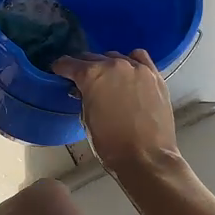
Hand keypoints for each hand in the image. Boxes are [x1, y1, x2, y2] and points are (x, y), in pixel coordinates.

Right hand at [53, 50, 178, 170]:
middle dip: (83, 67)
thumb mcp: (86, 119)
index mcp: (92, 75)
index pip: (68, 63)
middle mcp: (114, 65)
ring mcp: (137, 68)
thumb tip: (82, 91)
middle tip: (81, 80)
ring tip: (106, 79)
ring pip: (115, 57)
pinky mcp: (155, 76)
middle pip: (92, 58)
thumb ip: (83, 98)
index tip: (58, 72)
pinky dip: (131, 62)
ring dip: (107, 65)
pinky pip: (139, 59)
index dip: (60, 68)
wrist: (146, 157)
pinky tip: (128, 73)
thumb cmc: (110, 143)